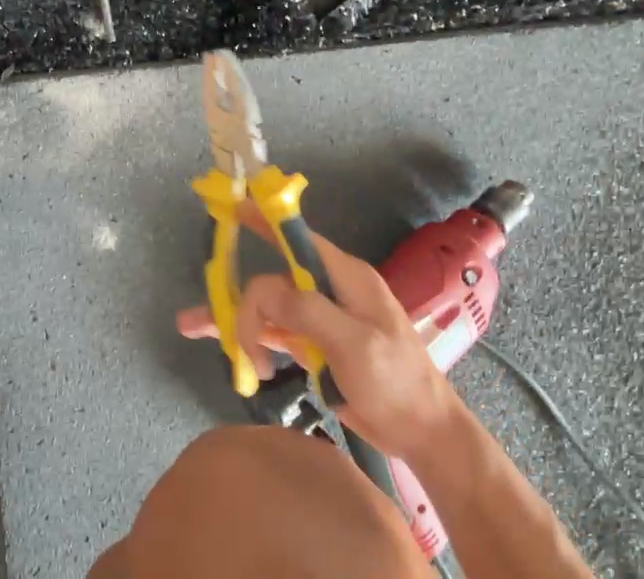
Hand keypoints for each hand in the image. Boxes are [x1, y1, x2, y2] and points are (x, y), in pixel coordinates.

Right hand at [177, 204, 466, 458]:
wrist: (422, 435)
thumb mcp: (355, 344)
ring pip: (265, 309)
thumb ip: (307, 311)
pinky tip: (238, 360)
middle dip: (247, 309)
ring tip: (221, 349)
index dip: (265, 222)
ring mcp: (319, 319)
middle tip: (240, 347)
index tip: (233, 208)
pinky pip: (270, 333)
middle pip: (270, 283)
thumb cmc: (397, 383)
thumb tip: (260, 290)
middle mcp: (328, 291)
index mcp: (345, 278)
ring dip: (241, 327)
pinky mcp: (311, 345)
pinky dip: (251, 342)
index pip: (298, 239)